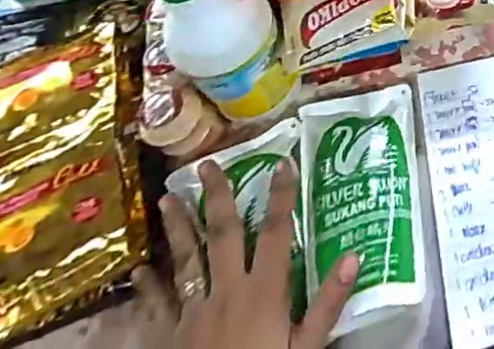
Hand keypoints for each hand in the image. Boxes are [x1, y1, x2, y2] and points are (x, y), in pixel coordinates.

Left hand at [145, 158, 357, 348]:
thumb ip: (327, 304)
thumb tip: (355, 255)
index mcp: (264, 291)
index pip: (277, 232)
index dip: (282, 196)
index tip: (283, 162)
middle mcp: (227, 291)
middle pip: (223, 234)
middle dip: (217, 196)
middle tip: (206, 164)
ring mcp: (194, 313)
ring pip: (186, 260)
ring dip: (177, 228)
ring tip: (166, 198)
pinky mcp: (171, 338)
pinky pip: (158, 306)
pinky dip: (148, 286)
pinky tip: (139, 269)